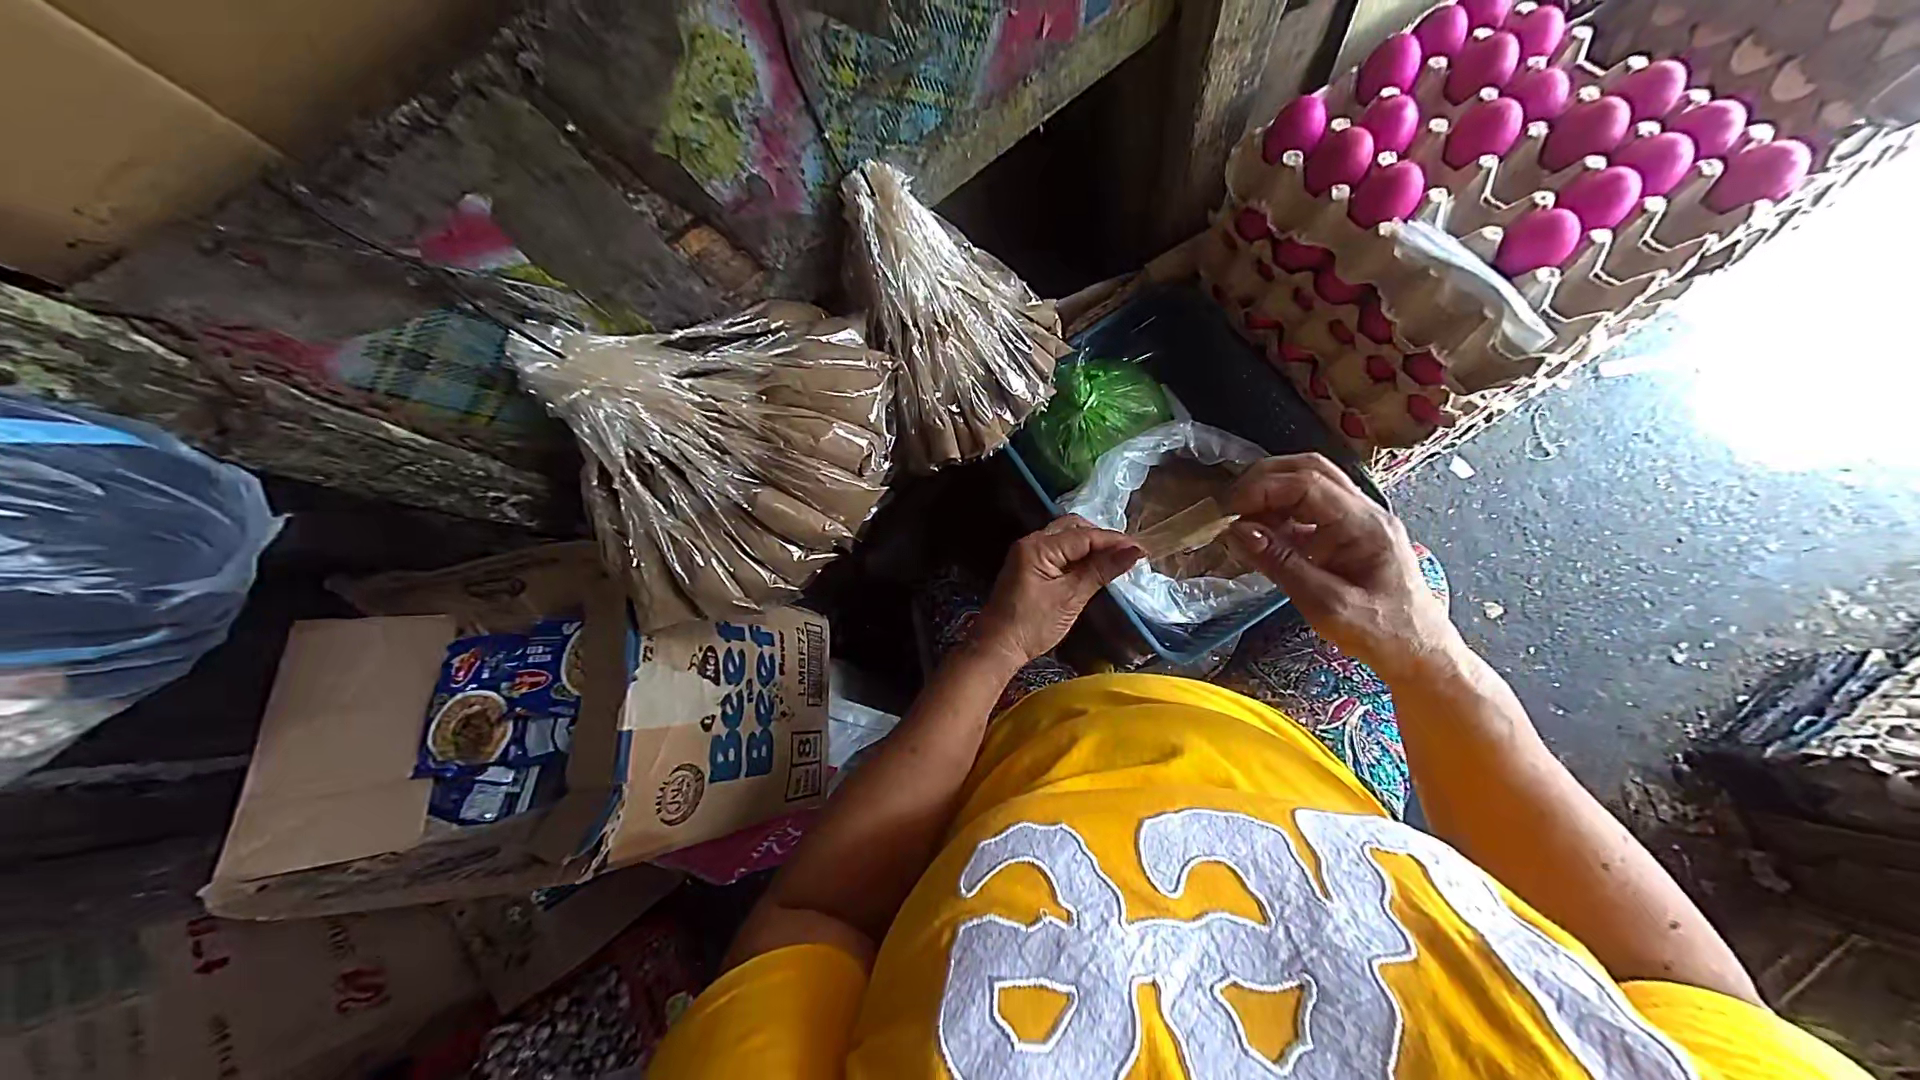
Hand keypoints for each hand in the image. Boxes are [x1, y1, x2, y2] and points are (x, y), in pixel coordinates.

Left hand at [974, 516, 1143, 666]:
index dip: (1114, 540)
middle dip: (1102, 538)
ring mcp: (1028, 553)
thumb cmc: (1032, 624)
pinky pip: (1058, 551)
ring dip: (1091, 545)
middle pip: (1074, 528)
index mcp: (1038, 546)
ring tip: (1116, 559)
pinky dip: (1078, 555)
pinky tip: (1094, 566)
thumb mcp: (1071, 598)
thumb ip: (1101, 571)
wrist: (997, 646)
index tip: (1142, 550)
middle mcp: (1031, 542)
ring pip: (1066, 537)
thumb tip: (1134, 551)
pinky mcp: (1029, 566)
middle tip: (1129, 553)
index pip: (1084, 535)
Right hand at [1224, 454, 1463, 684]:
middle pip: (1308, 469)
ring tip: (1238, 519)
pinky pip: (1305, 508)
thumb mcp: (1327, 606)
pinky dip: (1275, 513)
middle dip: (1262, 480)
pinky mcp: (1343, 534)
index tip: (1226, 510)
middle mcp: (1363, 512)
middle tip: (1227, 506)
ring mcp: (1355, 520)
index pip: (1307, 484)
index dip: (1261, 489)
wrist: (1419, 653)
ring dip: (1267, 493)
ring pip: (1307, 482)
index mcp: (1365, 525)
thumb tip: (1238, 531)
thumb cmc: (1381, 634)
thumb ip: (1282, 564)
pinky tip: (1257, 533)